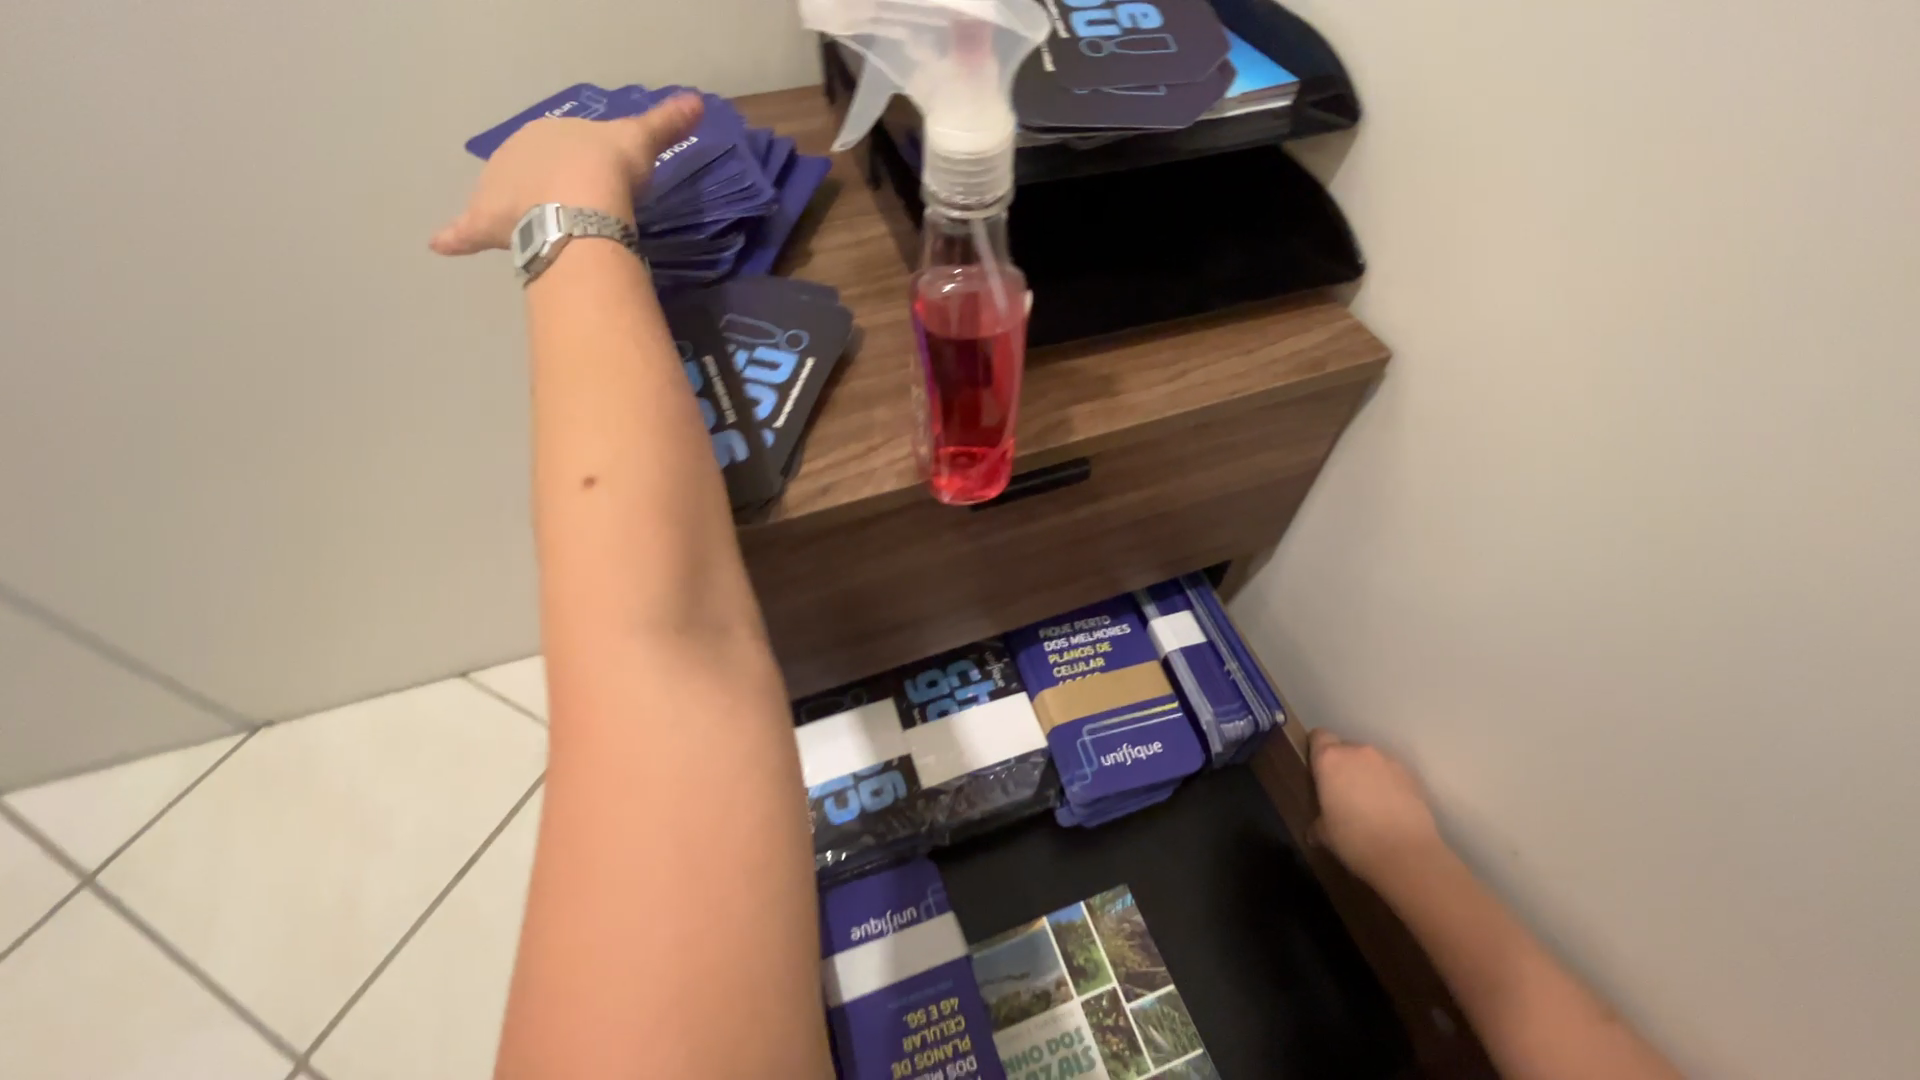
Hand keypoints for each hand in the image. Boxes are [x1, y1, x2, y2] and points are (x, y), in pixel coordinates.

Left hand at [429, 93, 702, 256]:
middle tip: (573, 215)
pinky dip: (455, 238)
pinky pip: (466, 233)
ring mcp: (497, 191)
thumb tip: (698, 102)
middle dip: (546, 191)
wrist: (583, 197)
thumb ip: (666, 124)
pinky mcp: (488, 225)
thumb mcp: (641, 140)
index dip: (578, 167)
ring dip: (515, 214)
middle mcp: (513, 156)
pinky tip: (443, 246)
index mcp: (545, 134)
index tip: (598, 184)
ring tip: (537, 235)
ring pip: (504, 202)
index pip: (558, 149)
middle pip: (530, 175)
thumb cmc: (608, 166)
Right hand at [1309, 729, 1445, 887]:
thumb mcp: (1324, 833)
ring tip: (1370, 803)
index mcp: (1330, 759)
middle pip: (1346, 748)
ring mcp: (1388, 761)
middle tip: (1342, 792)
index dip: (1316, 750)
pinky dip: (1389, 785)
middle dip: (1343, 766)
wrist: (1407, 855)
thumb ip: (1317, 823)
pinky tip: (1391, 809)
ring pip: (1371, 760)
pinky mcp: (1412, 776)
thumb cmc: (1354, 839)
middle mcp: (1358, 752)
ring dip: (1367, 774)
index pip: (1318, 736)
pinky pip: (1392, 773)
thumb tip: (1314, 832)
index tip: (1317, 770)